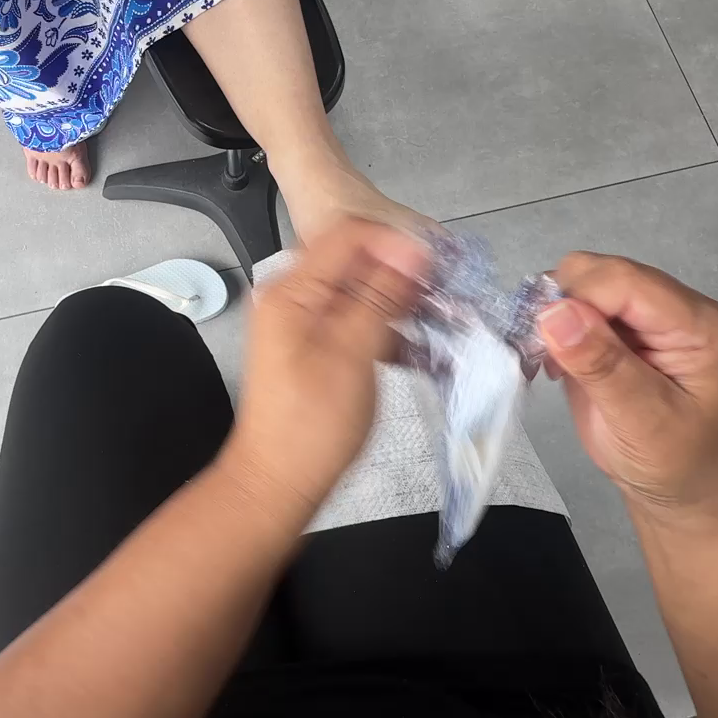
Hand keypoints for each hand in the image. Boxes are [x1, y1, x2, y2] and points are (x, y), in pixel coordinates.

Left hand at [224, 219, 427, 510]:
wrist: (276, 483)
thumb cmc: (310, 427)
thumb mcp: (352, 355)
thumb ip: (380, 297)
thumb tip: (411, 249)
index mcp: (292, 290)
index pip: (347, 234)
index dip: (394, 242)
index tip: (434, 265)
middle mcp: (293, 296)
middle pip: (353, 260)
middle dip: (399, 271)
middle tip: (440, 293)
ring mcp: (302, 322)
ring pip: (357, 291)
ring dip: (396, 302)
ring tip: (435, 321)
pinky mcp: (314, 346)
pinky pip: (353, 319)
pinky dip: (383, 327)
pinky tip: (414, 346)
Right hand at [537, 252, 717, 525]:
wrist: (679, 492)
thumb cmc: (675, 463)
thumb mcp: (643, 421)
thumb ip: (603, 365)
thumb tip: (554, 313)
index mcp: (694, 321)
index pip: (623, 280)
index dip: (579, 301)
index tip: (552, 346)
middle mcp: (668, 305)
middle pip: (597, 272)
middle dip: (562, 305)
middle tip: (553, 358)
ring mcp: (638, 314)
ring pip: (576, 281)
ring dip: (552, 316)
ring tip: (555, 364)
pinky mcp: (611, 325)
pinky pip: (568, 302)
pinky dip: (550, 326)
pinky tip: (556, 363)